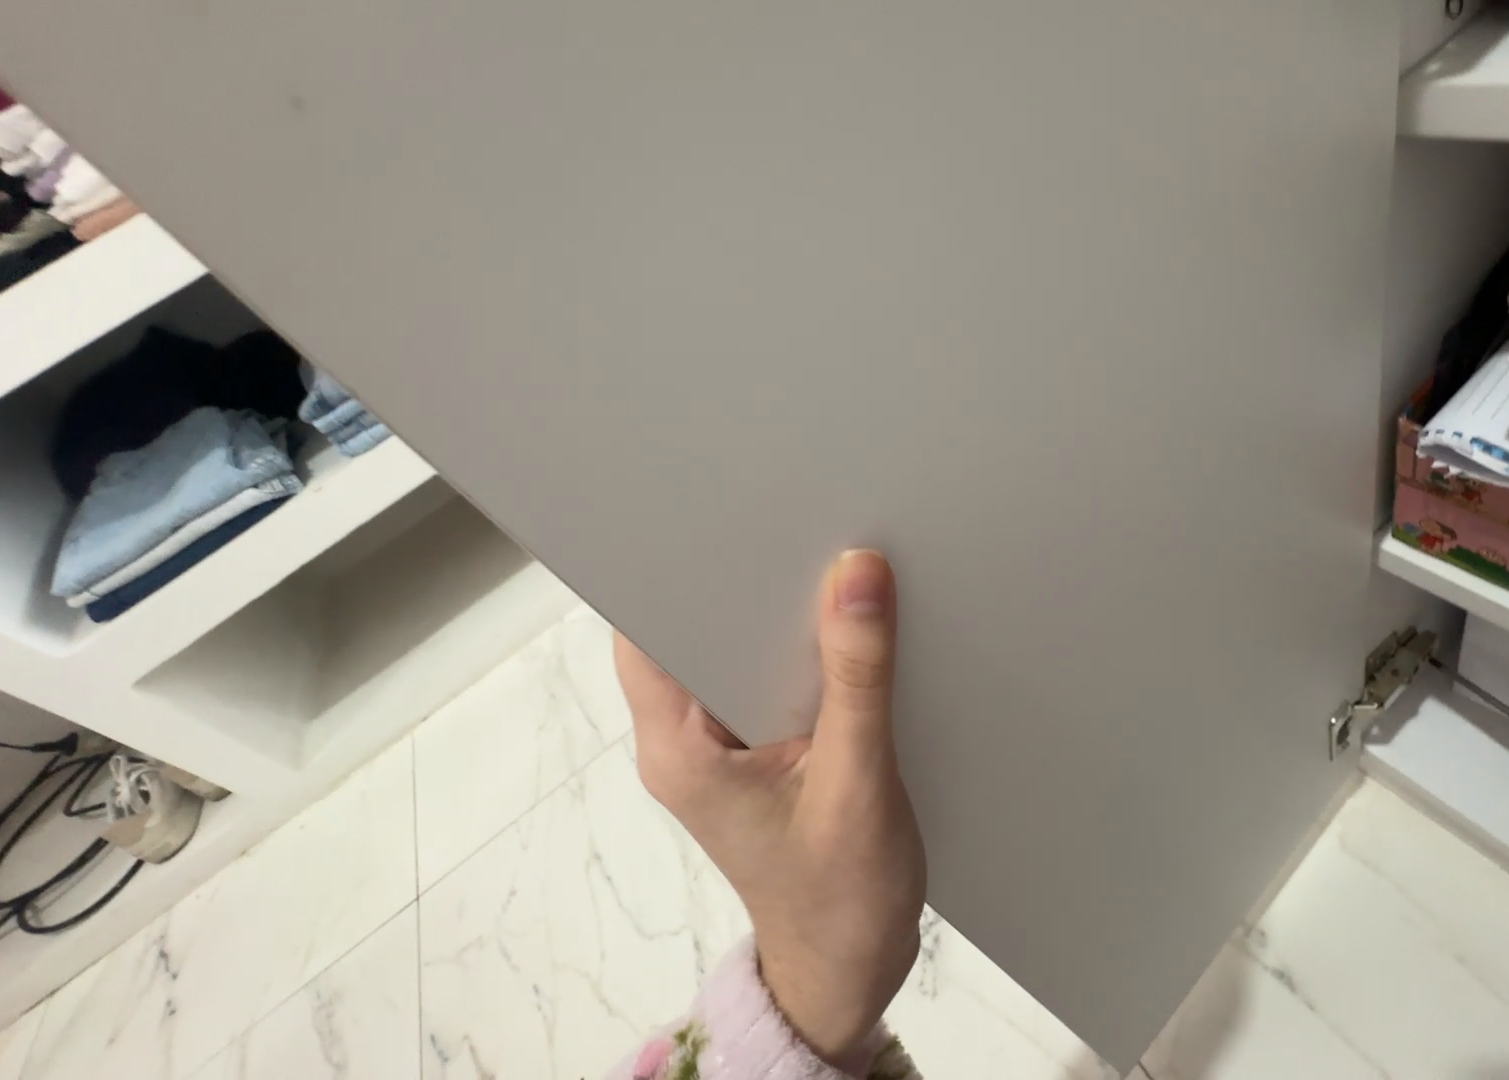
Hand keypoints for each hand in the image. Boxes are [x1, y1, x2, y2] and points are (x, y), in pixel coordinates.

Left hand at [614, 550, 925, 1069]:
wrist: (849, 965)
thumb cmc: (841, 895)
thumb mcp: (855, 781)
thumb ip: (857, 675)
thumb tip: (858, 572)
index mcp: (681, 746)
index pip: (650, 630)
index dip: (679, 568)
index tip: (726, 513)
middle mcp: (689, 737)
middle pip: (694, 629)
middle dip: (741, 579)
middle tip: (797, 525)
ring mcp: (724, 744)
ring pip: (736, 649)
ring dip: (777, 613)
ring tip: (827, 564)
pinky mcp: (759, 749)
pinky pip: (769, 676)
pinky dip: (802, 647)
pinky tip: (846, 624)